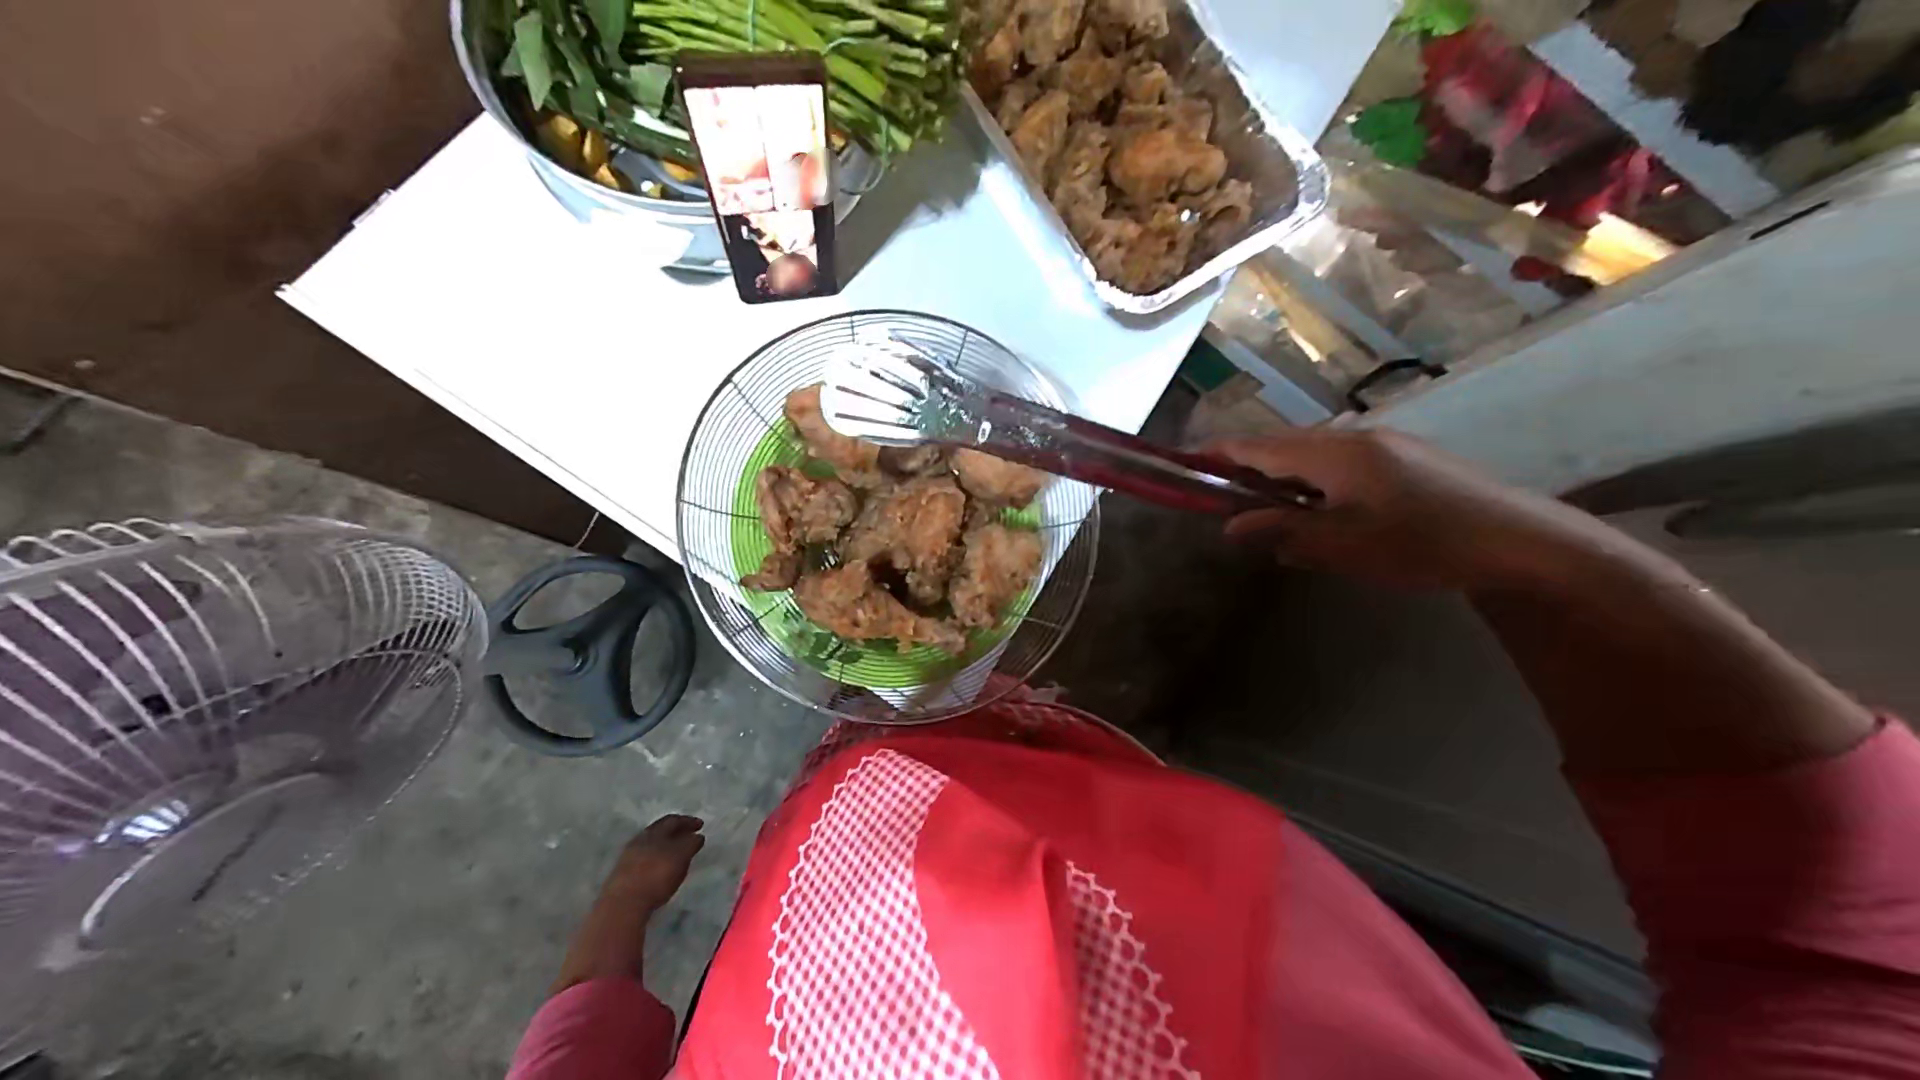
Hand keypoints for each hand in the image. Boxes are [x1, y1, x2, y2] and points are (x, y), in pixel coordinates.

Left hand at [601, 814, 706, 912]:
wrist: (623, 904)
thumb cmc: (656, 875)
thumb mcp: (681, 856)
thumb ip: (690, 844)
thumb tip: (696, 836)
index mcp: (654, 832)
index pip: (673, 820)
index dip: (688, 821)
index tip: (700, 825)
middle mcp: (640, 840)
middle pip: (660, 830)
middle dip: (675, 831)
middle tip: (689, 834)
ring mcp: (628, 857)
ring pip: (650, 845)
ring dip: (664, 845)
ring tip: (675, 852)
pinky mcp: (622, 874)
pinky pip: (643, 859)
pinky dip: (655, 858)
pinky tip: (660, 867)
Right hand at [1211, 430, 1625, 592]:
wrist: (1517, 541)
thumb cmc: (1420, 543)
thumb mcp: (1342, 545)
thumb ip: (1282, 531)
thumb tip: (1230, 527)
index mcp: (1333, 453)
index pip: (1259, 446)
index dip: (1219, 451)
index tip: (1186, 458)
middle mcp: (1354, 438)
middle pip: (1283, 446)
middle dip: (1247, 466)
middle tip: (1221, 494)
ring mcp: (1384, 445)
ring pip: (1313, 455)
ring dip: (1282, 477)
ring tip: (1266, 507)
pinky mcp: (1404, 460)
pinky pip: (1339, 463)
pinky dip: (1313, 481)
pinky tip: (1319, 509)